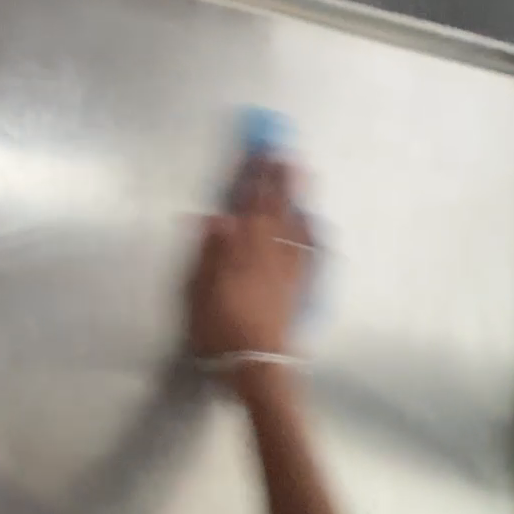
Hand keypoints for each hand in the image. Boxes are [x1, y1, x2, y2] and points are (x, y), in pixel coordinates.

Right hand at [187, 156, 313, 366]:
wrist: (255, 362)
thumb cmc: (218, 325)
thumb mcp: (199, 289)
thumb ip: (209, 252)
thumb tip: (214, 216)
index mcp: (240, 249)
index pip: (246, 204)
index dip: (252, 177)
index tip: (257, 152)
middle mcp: (267, 251)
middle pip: (273, 207)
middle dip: (276, 178)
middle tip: (282, 151)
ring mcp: (287, 267)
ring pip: (294, 222)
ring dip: (295, 195)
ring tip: (299, 171)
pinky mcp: (299, 285)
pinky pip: (309, 251)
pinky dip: (311, 231)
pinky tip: (314, 220)